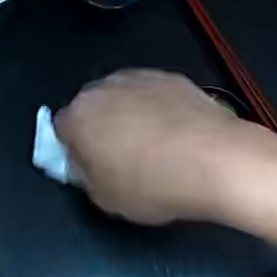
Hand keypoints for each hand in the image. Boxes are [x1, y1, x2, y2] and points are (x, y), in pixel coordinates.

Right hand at [55, 69, 261, 225]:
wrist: (215, 160)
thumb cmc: (156, 182)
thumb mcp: (105, 199)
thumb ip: (84, 176)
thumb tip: (85, 168)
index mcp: (78, 116)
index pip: (61, 129)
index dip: (74, 150)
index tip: (88, 166)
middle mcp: (103, 88)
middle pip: (91, 107)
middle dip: (100, 128)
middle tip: (118, 160)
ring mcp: (138, 79)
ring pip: (124, 98)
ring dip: (130, 117)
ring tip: (153, 150)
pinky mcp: (169, 78)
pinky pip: (154, 95)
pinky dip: (159, 110)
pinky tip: (175, 137)